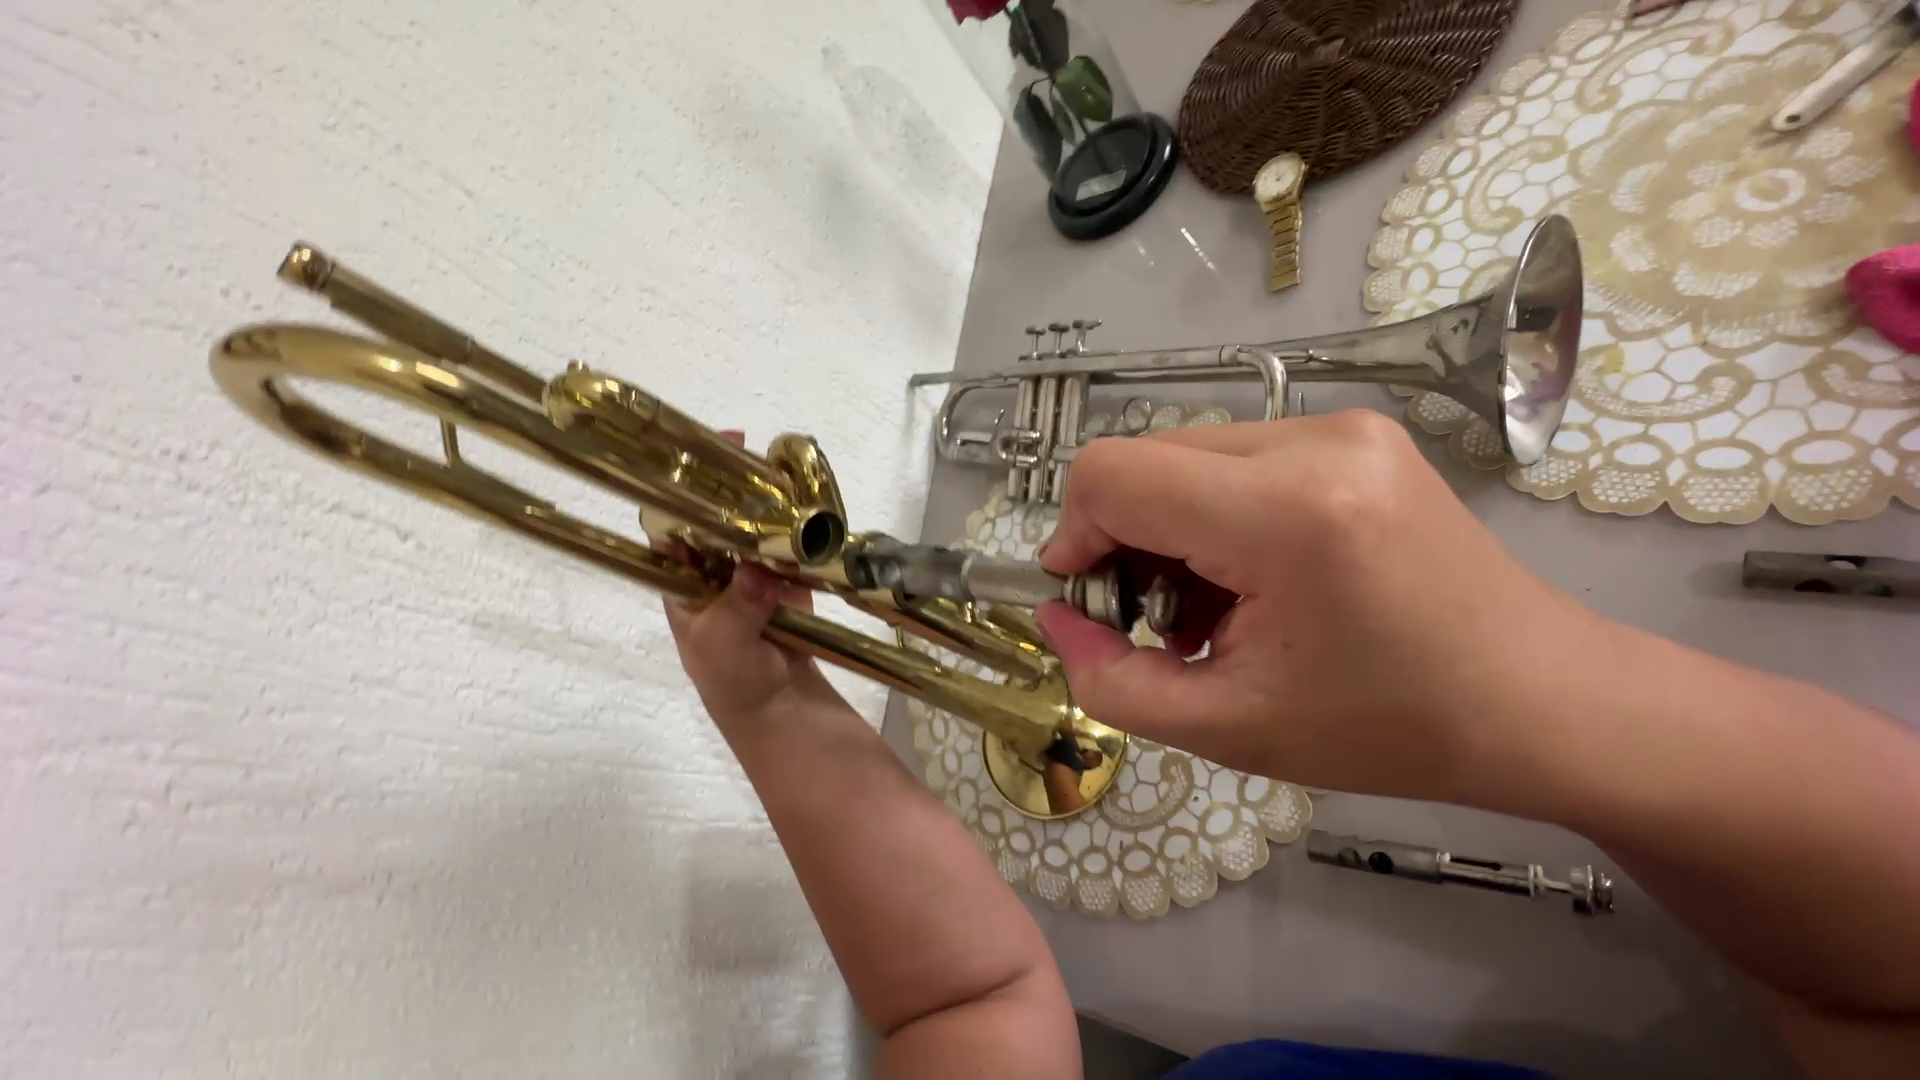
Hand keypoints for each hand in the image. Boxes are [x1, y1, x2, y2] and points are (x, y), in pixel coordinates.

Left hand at [655, 432, 847, 731]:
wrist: (780, 706)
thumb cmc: (733, 679)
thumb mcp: (722, 647)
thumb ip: (738, 609)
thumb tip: (758, 572)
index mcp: (681, 577)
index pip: (669, 522)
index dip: (679, 488)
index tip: (701, 457)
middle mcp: (712, 565)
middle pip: (716, 513)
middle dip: (732, 483)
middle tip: (753, 452)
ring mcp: (751, 568)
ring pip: (754, 523)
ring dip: (768, 499)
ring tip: (784, 471)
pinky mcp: (787, 576)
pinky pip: (790, 542)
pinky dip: (800, 523)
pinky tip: (810, 500)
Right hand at [1035, 411, 1594, 804]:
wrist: (1542, 701)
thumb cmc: (1388, 729)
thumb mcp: (1226, 728)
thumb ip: (1110, 680)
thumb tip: (1055, 618)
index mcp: (1286, 511)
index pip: (1113, 474)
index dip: (1074, 534)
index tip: (1086, 600)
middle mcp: (1314, 440)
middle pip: (1146, 459)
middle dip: (1123, 540)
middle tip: (1154, 622)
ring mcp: (1343, 428)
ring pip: (1187, 457)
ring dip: (1168, 531)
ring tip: (1209, 610)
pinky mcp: (1356, 436)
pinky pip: (1237, 459)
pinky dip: (1214, 517)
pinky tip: (1249, 580)